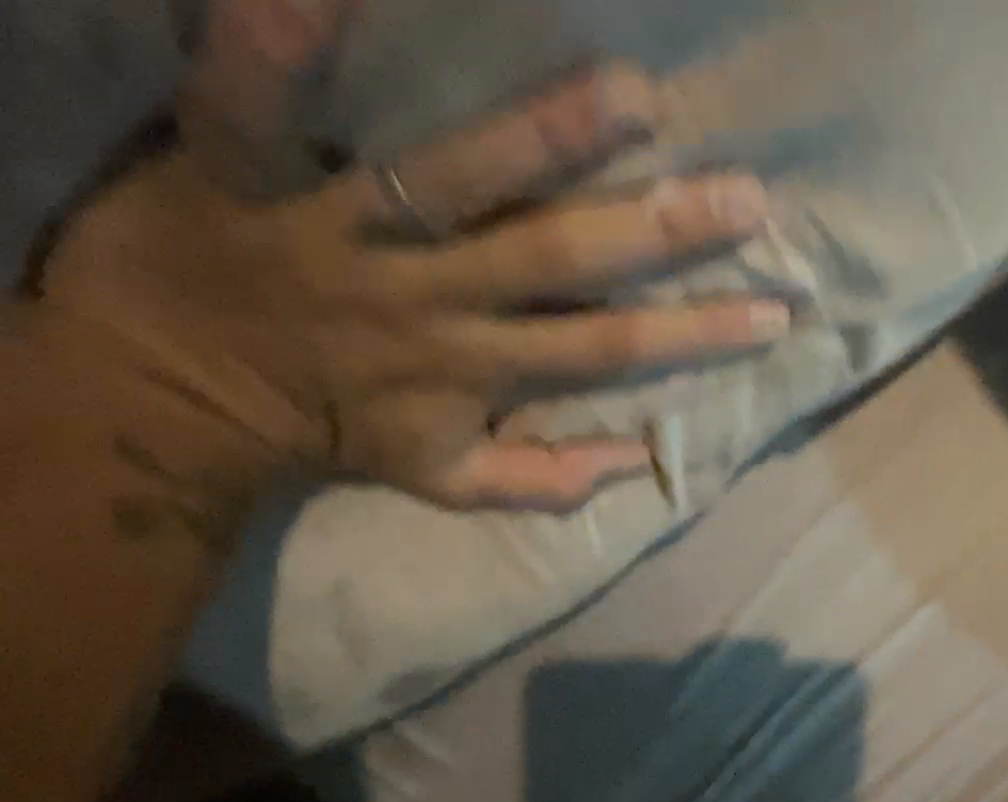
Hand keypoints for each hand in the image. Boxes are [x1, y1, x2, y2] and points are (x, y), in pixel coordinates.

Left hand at [40, 61, 787, 508]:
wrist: (158, 403)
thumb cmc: (327, 430)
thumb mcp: (445, 479)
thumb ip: (543, 475)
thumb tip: (643, 459)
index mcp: (475, 369)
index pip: (611, 349)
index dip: (698, 333)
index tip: (776, 310)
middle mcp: (427, 299)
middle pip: (559, 260)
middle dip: (658, 229)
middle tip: (744, 196)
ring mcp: (335, 232)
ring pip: (451, 179)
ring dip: (541, 136)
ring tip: (628, 93)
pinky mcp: (232, 171)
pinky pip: (249, 98)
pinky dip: (280, 41)